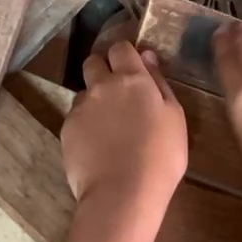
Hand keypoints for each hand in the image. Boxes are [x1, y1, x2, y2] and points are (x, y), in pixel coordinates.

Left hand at [62, 41, 187, 214]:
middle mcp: (102, 86)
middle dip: (102, 69)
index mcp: (132, 79)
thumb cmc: (160, 156)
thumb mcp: (174, 117)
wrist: (122, 193)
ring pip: (83, 92)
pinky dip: (85, 124)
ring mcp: (81, 107)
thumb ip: (159, 82)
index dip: (124, 54)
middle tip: (117, 92)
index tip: (131, 67)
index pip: (120, 48)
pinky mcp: (66, 129)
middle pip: (93, 62)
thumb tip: (147, 57)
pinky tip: (97, 145)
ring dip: (94, 99)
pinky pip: (75, 117)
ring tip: (108, 126)